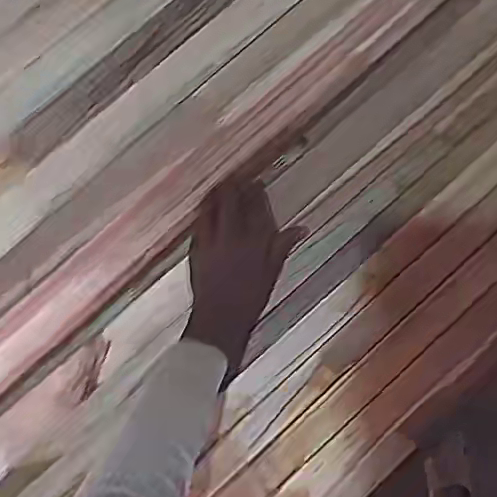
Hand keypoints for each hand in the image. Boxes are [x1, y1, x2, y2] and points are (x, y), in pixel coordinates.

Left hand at [181, 179, 300, 376]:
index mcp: (255, 241)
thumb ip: (282, 246)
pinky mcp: (195, 250)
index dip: (256, 190)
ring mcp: (211, 242)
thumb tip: (301, 228)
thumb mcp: (272, 272)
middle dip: (233, 186)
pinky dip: (202, 215)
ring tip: (217, 188)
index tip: (256, 182)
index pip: (256, 206)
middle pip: (231, 201)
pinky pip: (198, 225)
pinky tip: (204, 212)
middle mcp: (233, 237)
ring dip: (214, 196)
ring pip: (210, 209)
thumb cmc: (250, 299)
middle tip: (235, 178)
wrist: (221, 319)